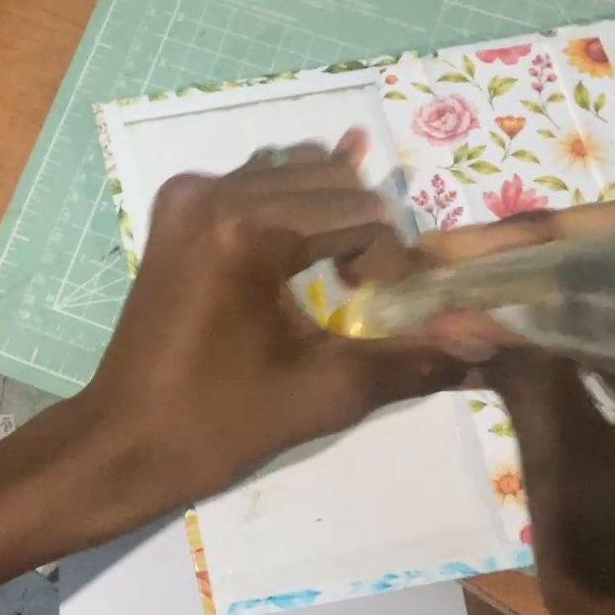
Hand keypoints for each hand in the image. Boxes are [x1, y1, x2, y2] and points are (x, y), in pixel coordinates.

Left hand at [65, 130, 463, 542]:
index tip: (392, 307)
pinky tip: (302, 243)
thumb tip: (490, 342)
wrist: (124, 441)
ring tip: (342, 269)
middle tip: (373, 289)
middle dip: (365, 230)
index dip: (392, 259)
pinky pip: (249, 184)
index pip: (360, 213)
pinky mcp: (171, 214)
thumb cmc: (217, 424)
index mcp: (245, 229)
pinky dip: (285, 205)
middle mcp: (211, 192)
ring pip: (289, 173)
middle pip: (328, 181)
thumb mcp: (324, 394)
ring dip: (329, 210)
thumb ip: (412, 359)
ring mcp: (184, 198)